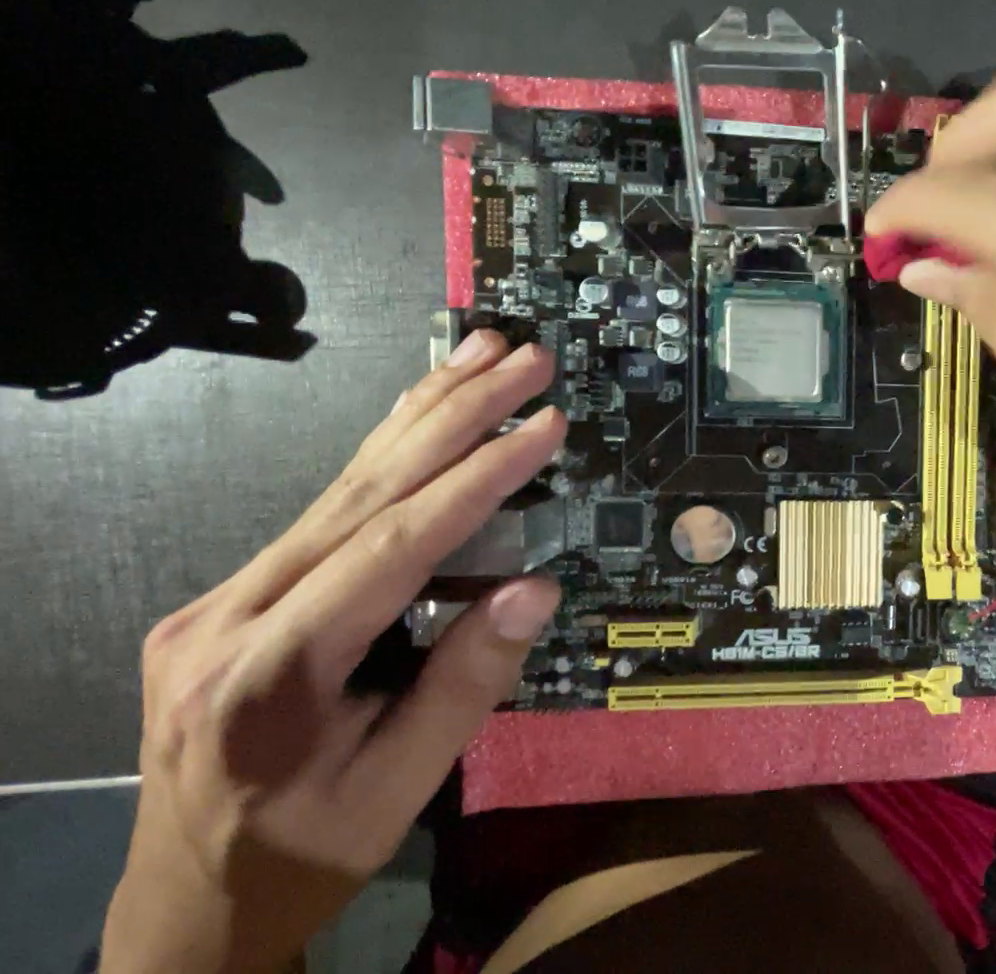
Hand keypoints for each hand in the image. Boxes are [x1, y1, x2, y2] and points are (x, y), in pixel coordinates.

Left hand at [102, 331, 564, 973]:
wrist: (187, 903)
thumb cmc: (306, 850)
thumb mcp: (399, 788)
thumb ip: (464, 685)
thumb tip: (534, 588)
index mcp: (268, 669)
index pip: (396, 545)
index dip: (480, 478)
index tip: (545, 424)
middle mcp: (231, 612)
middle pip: (364, 490)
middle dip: (456, 414)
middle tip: (524, 358)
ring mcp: (223, 598)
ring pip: (340, 486)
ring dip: (422, 414)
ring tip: (483, 355)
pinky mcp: (233, 597)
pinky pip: (325, 511)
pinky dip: (387, 454)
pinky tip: (423, 415)